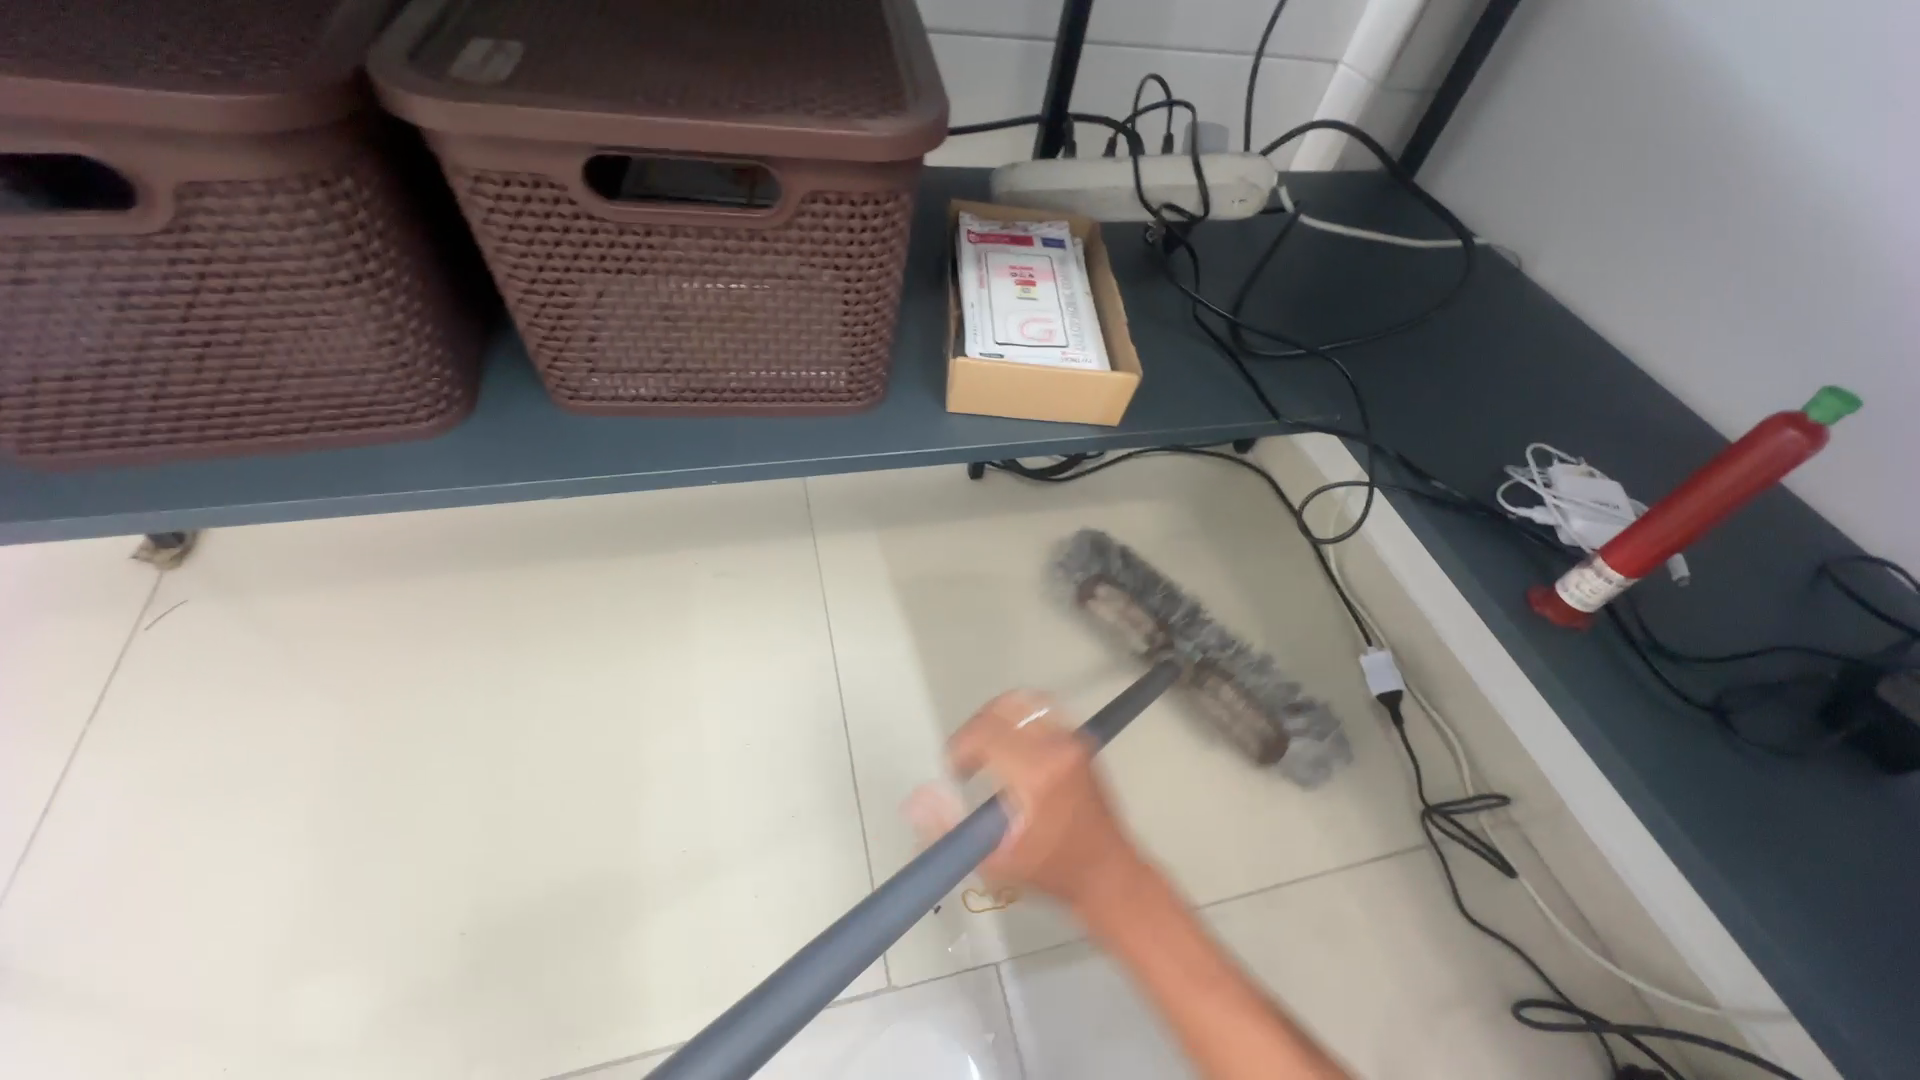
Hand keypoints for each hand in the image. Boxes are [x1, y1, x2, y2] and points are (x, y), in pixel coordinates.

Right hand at [907, 690, 1148, 911]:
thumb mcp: (995, 861)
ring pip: (1026, 703)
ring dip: (1000, 719)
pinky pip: (1046, 713)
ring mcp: (1073, 742)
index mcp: (1035, 772)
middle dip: (976, 727)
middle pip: (1004, 707)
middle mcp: (1056, 748)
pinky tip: (1015, 748)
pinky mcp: (1082, 744)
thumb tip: (916, 799)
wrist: (1108, 875)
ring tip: (988, 749)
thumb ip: (950, 829)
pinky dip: (1023, 720)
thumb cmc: (1054, 873)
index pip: (984, 732)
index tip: (955, 771)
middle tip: (968, 757)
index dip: (959, 747)